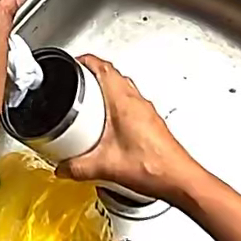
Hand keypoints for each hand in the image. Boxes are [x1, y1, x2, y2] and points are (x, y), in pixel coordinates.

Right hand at [60, 56, 209, 203]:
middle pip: (114, 76)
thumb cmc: (153, 166)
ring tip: (90, 103)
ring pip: (125, 89)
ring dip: (107, 90)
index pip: (105, 68)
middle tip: (78, 81)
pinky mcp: (151, 123)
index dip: (88, 61)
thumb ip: (77, 168)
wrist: (178, 179)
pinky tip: (110, 127)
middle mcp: (138, 102)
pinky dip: (117, 106)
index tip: (76, 62)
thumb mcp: (105, 167)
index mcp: (124, 102)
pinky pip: (131, 104)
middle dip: (94, 75)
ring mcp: (146, 112)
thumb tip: (61, 168)